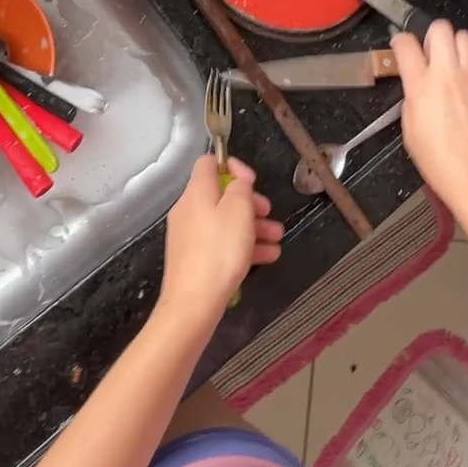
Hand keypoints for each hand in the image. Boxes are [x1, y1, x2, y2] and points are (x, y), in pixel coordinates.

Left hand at [159, 155, 282, 320]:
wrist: (193, 304)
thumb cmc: (219, 250)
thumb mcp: (238, 210)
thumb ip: (240, 187)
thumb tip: (237, 180)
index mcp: (196, 192)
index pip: (209, 163)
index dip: (233, 165)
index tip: (253, 180)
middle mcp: (190, 210)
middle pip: (221, 195)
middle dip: (250, 202)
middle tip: (268, 212)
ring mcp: (191, 236)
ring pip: (226, 221)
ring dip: (254, 226)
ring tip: (278, 237)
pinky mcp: (196, 259)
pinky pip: (222, 243)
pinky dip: (244, 245)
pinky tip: (268, 256)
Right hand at [391, 21, 467, 222]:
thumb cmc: (439, 162)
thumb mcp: (410, 131)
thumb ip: (412, 99)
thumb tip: (416, 84)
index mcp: (421, 86)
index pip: (407, 46)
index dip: (400, 42)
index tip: (401, 47)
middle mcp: (448, 74)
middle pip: (441, 28)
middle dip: (431, 35)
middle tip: (429, 53)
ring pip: (466, 36)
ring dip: (456, 43)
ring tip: (453, 60)